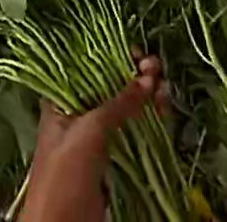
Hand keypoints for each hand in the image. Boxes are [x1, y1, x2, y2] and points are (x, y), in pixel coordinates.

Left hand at [18, 56, 162, 221]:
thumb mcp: (89, 132)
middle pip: (112, 83)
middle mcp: (79, 112)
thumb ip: (119, 102)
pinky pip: (134, 127)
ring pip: (126, 105)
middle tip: (155, 67)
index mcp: (63, 100)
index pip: (90, 66)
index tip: (136, 52)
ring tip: (163, 86)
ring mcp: (97, 134)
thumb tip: (148, 77)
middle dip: (135, 74)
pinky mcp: (113, 154)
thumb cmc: (64, 175)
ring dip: (147, 93)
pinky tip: (163, 105)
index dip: (113, 55)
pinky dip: (149, 115)